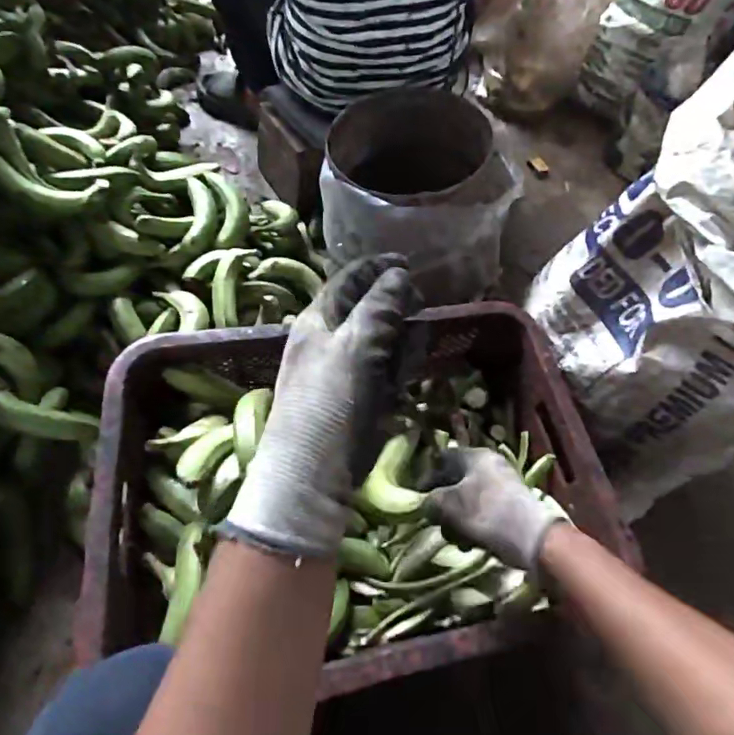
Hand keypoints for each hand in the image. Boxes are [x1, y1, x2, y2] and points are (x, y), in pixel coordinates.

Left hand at [221, 255, 416, 558]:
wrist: (313, 472)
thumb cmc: (329, 399)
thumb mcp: (355, 344)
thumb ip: (378, 306)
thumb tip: (397, 274)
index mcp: (316, 320)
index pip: (346, 280)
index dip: (375, 268)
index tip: (407, 262)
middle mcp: (327, 340)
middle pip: (364, 308)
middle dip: (392, 301)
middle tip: (420, 301)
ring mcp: (343, 370)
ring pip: (377, 339)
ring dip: (400, 333)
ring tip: (420, 330)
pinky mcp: (358, 398)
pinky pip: (384, 370)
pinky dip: (400, 363)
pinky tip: (413, 364)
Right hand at [425, 449, 568, 575]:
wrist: (532, 538)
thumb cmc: (485, 514)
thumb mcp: (448, 506)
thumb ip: (431, 502)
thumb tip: (427, 505)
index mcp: (475, 455)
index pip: (442, 458)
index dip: (427, 478)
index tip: (420, 499)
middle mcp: (490, 464)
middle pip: (456, 480)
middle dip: (444, 504)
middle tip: (437, 523)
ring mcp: (503, 484)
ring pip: (469, 498)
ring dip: (457, 519)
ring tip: (455, 538)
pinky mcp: (512, 505)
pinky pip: (484, 511)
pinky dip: (474, 525)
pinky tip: (470, 543)